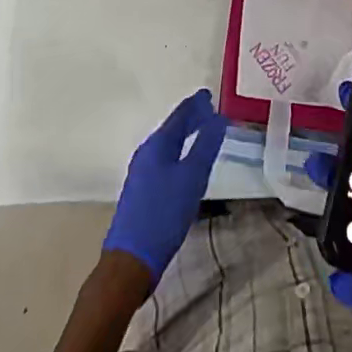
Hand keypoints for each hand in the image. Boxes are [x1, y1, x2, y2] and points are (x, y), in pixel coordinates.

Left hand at [102, 89, 227, 282]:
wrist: (132, 256)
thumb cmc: (164, 214)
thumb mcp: (191, 178)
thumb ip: (205, 147)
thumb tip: (219, 118)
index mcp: (157, 145)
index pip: (178, 117)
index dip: (194, 105)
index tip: (208, 94)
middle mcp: (146, 153)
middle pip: (171, 129)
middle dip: (189, 118)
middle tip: (208, 109)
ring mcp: (141, 172)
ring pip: (166, 145)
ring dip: (183, 135)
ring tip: (199, 131)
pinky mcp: (142, 190)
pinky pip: (163, 160)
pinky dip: (177, 152)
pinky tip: (183, 163)